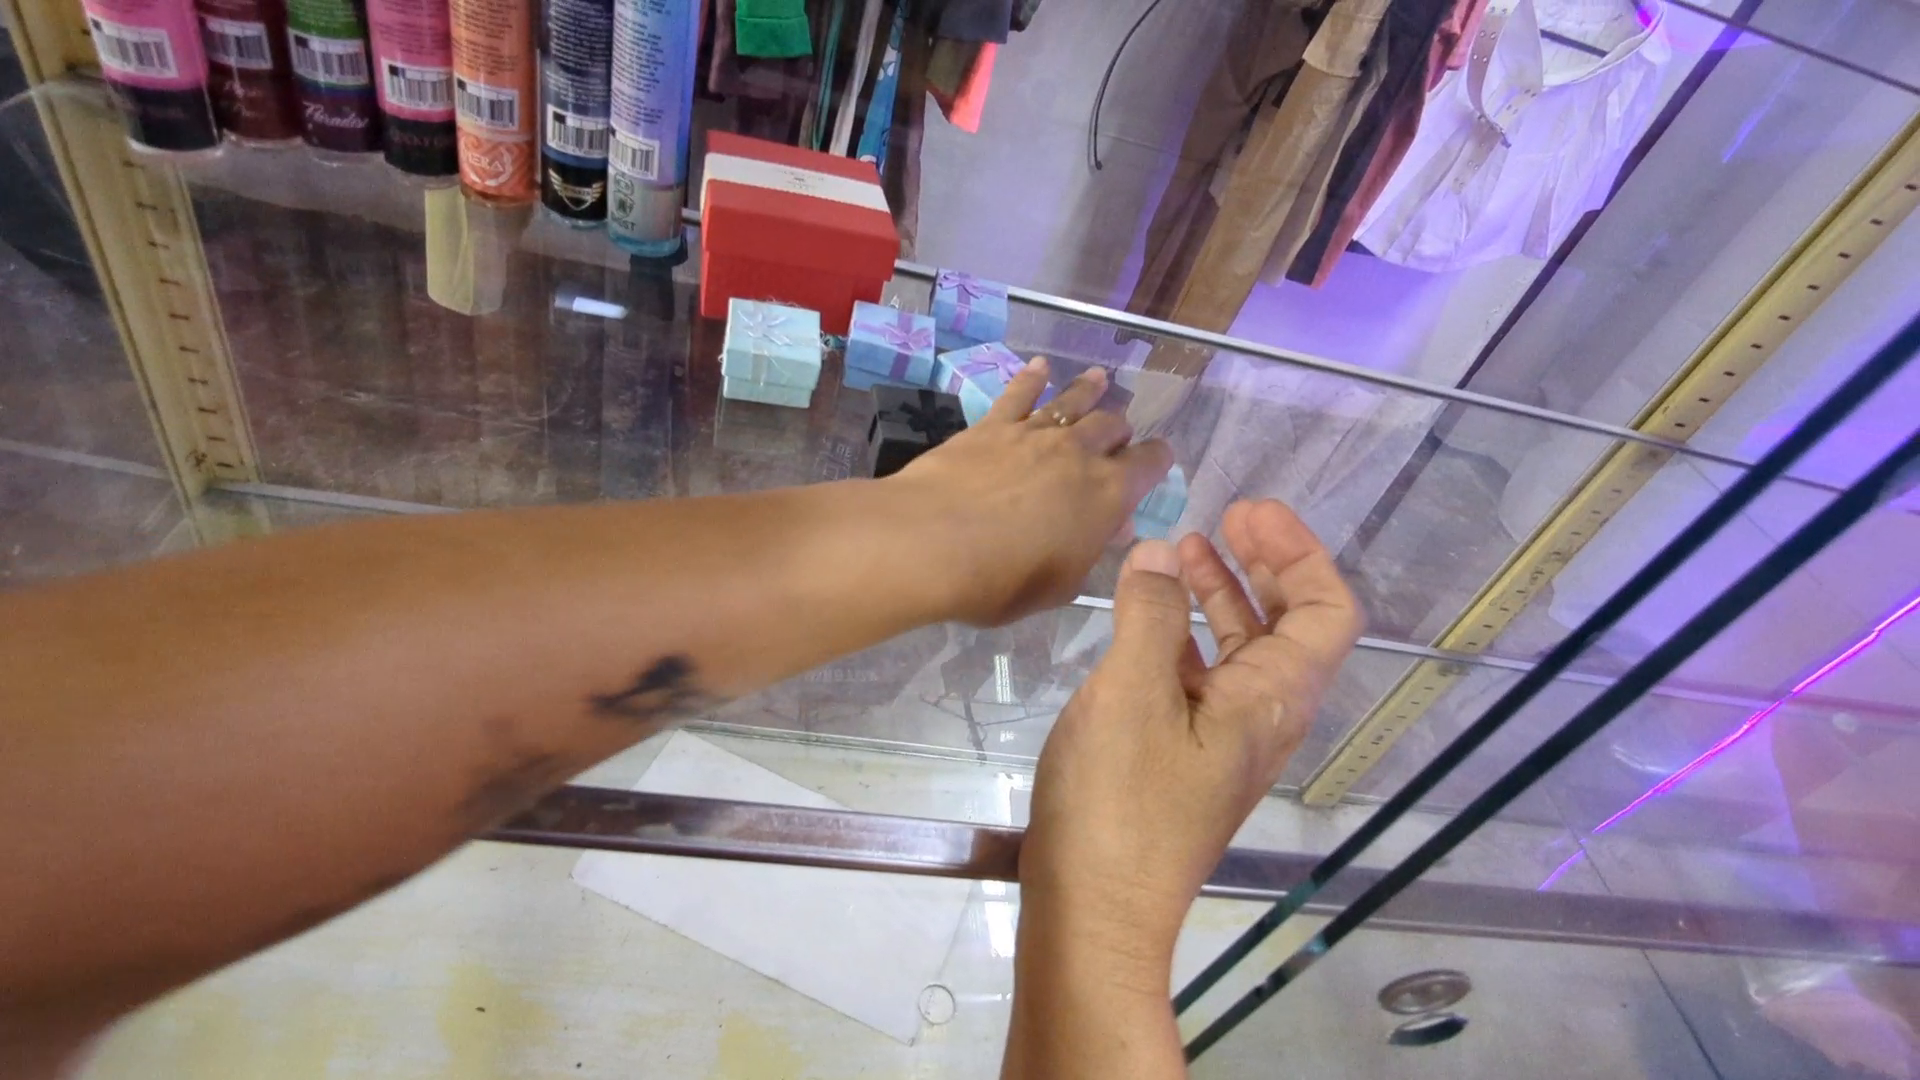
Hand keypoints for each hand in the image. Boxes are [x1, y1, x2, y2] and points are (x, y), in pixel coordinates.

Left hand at [890, 357, 1171, 626]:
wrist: (932, 543)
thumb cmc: (1002, 580)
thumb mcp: (1060, 584)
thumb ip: (1088, 551)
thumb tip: (1106, 526)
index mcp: (1107, 495)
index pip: (1148, 465)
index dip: (1156, 460)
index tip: (1158, 458)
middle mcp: (1078, 453)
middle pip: (1111, 428)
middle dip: (1119, 431)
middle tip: (1118, 436)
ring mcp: (1033, 434)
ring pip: (1071, 402)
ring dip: (1089, 389)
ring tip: (1100, 377)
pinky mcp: (991, 426)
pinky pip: (1018, 394)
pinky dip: (1032, 379)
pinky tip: (1039, 367)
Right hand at [1021, 501, 1364, 963]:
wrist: (1094, 908)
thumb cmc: (1121, 799)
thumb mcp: (1132, 692)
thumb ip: (1151, 614)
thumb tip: (1159, 553)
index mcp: (1269, 700)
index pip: (1325, 613)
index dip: (1299, 553)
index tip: (1250, 511)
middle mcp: (1259, 717)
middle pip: (1288, 627)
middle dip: (1264, 565)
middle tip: (1227, 516)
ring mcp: (1220, 738)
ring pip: (1239, 650)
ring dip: (1221, 595)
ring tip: (1183, 550)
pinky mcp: (1181, 754)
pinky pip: (1199, 676)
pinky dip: (1182, 634)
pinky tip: (1145, 618)